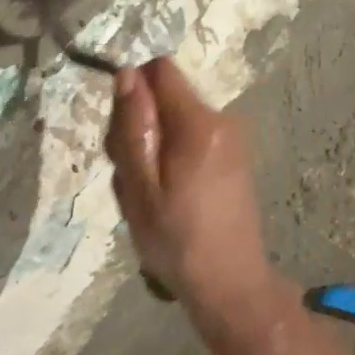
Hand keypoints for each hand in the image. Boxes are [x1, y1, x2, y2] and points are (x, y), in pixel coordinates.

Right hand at [106, 59, 269, 299]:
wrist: (229, 284)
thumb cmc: (176, 241)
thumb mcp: (140, 188)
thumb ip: (132, 128)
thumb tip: (128, 74)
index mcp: (198, 124)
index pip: (159, 70)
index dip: (132, 91)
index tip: (121, 135)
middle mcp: (221, 120)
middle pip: (164, 96)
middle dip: (138, 125)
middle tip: (130, 178)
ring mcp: (231, 139)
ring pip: (174, 120)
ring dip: (152, 148)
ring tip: (147, 195)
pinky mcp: (233, 157)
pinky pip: (191, 138)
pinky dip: (172, 159)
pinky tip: (168, 197)